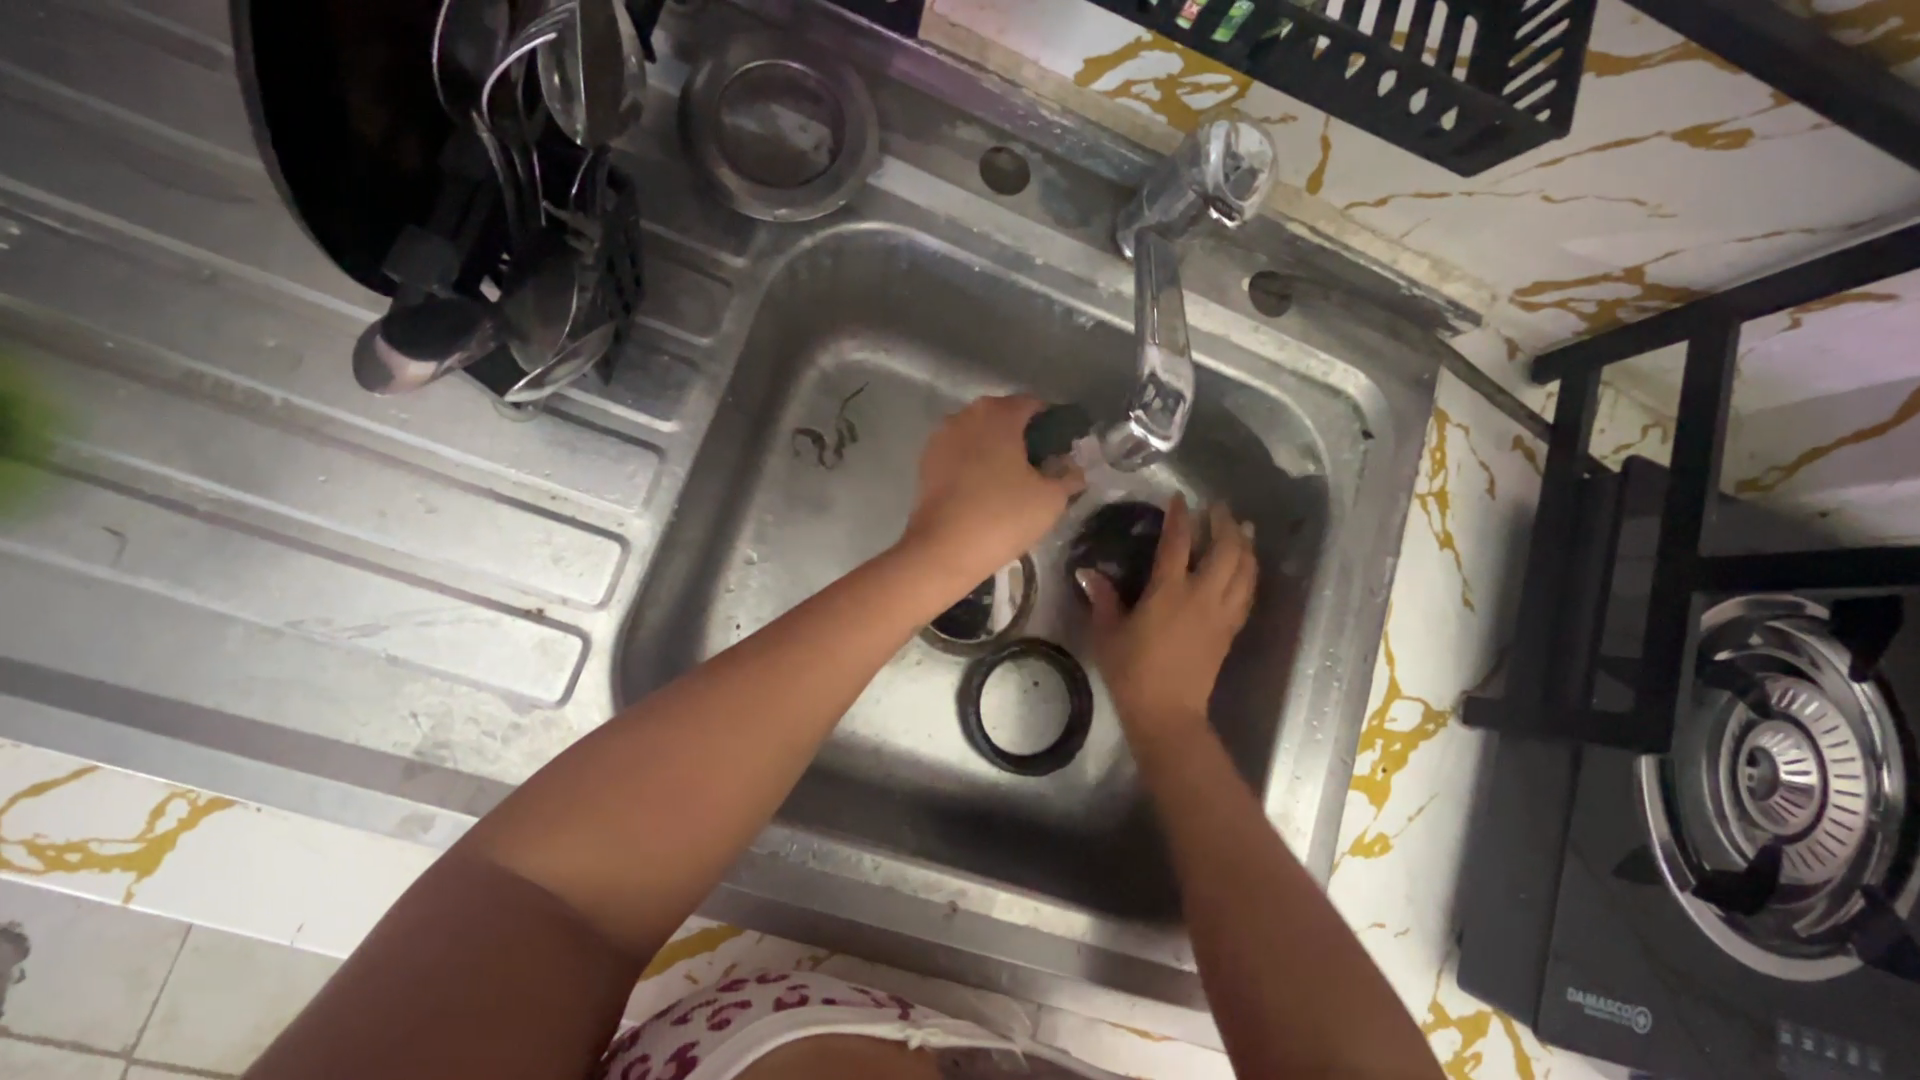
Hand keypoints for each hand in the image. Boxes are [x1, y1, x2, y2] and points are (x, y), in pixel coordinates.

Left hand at [898, 395, 1085, 592]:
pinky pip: (959, 455)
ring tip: (1012, 482)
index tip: (1062, 449)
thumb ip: (1068, 476)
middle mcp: (965, 415)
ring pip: (978, 436)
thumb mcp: (1051, 499)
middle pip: (1003, 417)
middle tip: (1040, 468)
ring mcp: (940, 437)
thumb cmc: (1003, 516)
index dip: (1052, 424)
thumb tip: (1073, 469)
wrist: (943, 550)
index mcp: (998, 414)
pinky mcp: (925, 462)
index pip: (1033, 405)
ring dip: (996, 450)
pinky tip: (985, 491)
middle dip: (1022, 437)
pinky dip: (974, 465)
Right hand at [1081, 496, 1256, 743]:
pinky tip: (1246, 566)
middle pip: (1225, 548)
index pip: (1177, 542)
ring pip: (1245, 568)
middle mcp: (1201, 595)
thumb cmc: (1131, 672)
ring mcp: (1221, 613)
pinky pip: (1248, 592)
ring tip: (1241, 528)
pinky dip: (1249, 572)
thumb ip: (1103, 599)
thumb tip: (1089, 573)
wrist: (1167, 713)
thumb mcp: (1107, 633)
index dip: (1179, 516)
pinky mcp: (1231, 629)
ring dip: (1244, 544)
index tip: (1179, 497)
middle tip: (1217, 507)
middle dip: (1223, 523)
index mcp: (1168, 592)